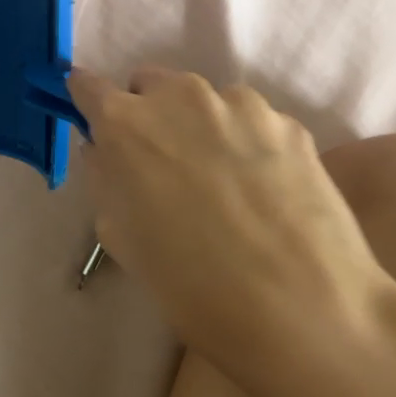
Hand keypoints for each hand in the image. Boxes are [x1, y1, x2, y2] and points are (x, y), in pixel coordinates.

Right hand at [68, 68, 395, 396]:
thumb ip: (104, 178)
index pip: (87, 85)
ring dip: (199, 125)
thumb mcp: (122, 238)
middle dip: (147, 113)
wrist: (307, 312)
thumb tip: (105, 150)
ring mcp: (241, 105)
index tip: (94, 124)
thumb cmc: (193, 287)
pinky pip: (251, 121)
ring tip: (220, 183)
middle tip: (162, 166)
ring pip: (203, 99)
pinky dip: (245, 142)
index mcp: (126, 124)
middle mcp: (180, 97)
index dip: (87, 103)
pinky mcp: (290, 123)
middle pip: (149, 84)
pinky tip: (262, 191)